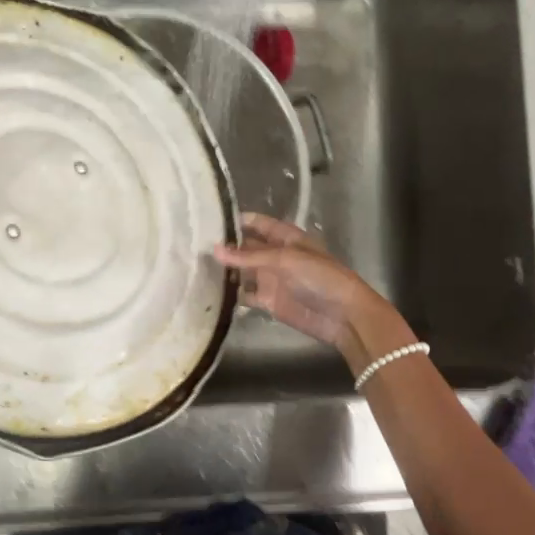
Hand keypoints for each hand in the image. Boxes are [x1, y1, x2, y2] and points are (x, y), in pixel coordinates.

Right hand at [213, 213, 413, 371]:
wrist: (342, 315)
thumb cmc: (320, 278)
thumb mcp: (285, 260)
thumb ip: (249, 257)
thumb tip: (214, 250)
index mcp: (286, 237)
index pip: (258, 223)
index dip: (236, 221)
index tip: (208, 219)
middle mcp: (275, 255)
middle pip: (246, 247)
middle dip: (225, 247)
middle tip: (192, 245)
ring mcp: (270, 279)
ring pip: (242, 271)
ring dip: (224, 270)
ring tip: (194, 266)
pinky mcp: (267, 301)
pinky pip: (244, 294)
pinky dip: (230, 294)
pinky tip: (208, 290)